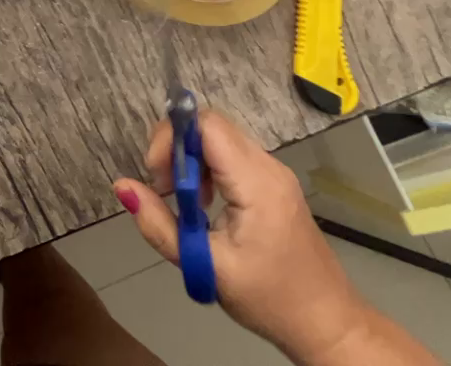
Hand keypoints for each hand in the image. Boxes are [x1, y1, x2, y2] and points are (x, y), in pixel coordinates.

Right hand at [113, 110, 366, 360]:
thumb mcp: (207, 267)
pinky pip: (229, 155)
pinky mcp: (272, 184)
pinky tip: (202, 204)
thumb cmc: (271, 300)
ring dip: (189, 159)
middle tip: (164, 189)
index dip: (172, 137)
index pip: (207, 124)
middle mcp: (268, 167)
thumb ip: (160, 225)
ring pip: (218, 138)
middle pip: (210, 126)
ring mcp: (274, 174)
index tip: (157, 175)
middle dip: (176, 148)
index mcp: (257, 184)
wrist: (329, 326)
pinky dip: (205, 168)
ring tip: (181, 200)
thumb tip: (122, 186)